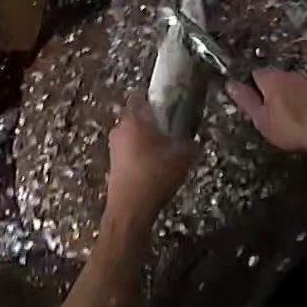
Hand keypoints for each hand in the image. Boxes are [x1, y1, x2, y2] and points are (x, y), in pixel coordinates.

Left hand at [105, 94, 193, 217]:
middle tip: (172, 131)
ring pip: (132, 136)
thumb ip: (190, 141)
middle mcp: (120, 130)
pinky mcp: (113, 165)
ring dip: (146, 141)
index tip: (167, 102)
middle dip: (153, 122)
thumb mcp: (184, 155)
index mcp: (135, 120)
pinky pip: (129, 152)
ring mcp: (113, 148)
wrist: (130, 210)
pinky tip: (155, 169)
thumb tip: (193, 138)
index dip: (153, 97)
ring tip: (166, 153)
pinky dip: (140, 156)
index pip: (139, 96)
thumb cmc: (155, 176)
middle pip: (137, 117)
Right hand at [227, 69, 306, 154]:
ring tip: (280, 122)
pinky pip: (297, 95)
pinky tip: (296, 121)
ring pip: (285, 88)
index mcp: (270, 77)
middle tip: (264, 117)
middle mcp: (287, 74)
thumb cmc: (291, 126)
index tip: (248, 105)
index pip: (252, 74)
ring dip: (281, 101)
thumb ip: (246, 100)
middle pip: (269, 80)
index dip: (248, 88)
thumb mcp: (261, 118)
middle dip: (265, 95)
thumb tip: (230, 84)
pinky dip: (294, 105)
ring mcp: (303, 82)